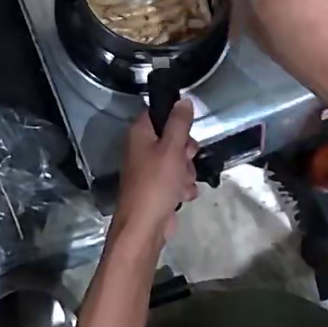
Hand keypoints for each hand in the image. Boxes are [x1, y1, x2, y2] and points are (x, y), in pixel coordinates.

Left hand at [115, 97, 198, 244]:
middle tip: (186, 160)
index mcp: (140, 133)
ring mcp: (149, 169)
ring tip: (182, 183)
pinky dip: (182, 187)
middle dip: (186, 152)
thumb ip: (179, 123)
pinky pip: (176, 180)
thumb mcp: (172, 148)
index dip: (177, 122)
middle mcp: (141, 148)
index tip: (187, 132)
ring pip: (178, 161)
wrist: (144, 226)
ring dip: (186, 172)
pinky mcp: (157, 188)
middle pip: (173, 138)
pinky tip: (182, 196)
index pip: (160, 114)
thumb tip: (184, 100)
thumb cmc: (156, 182)